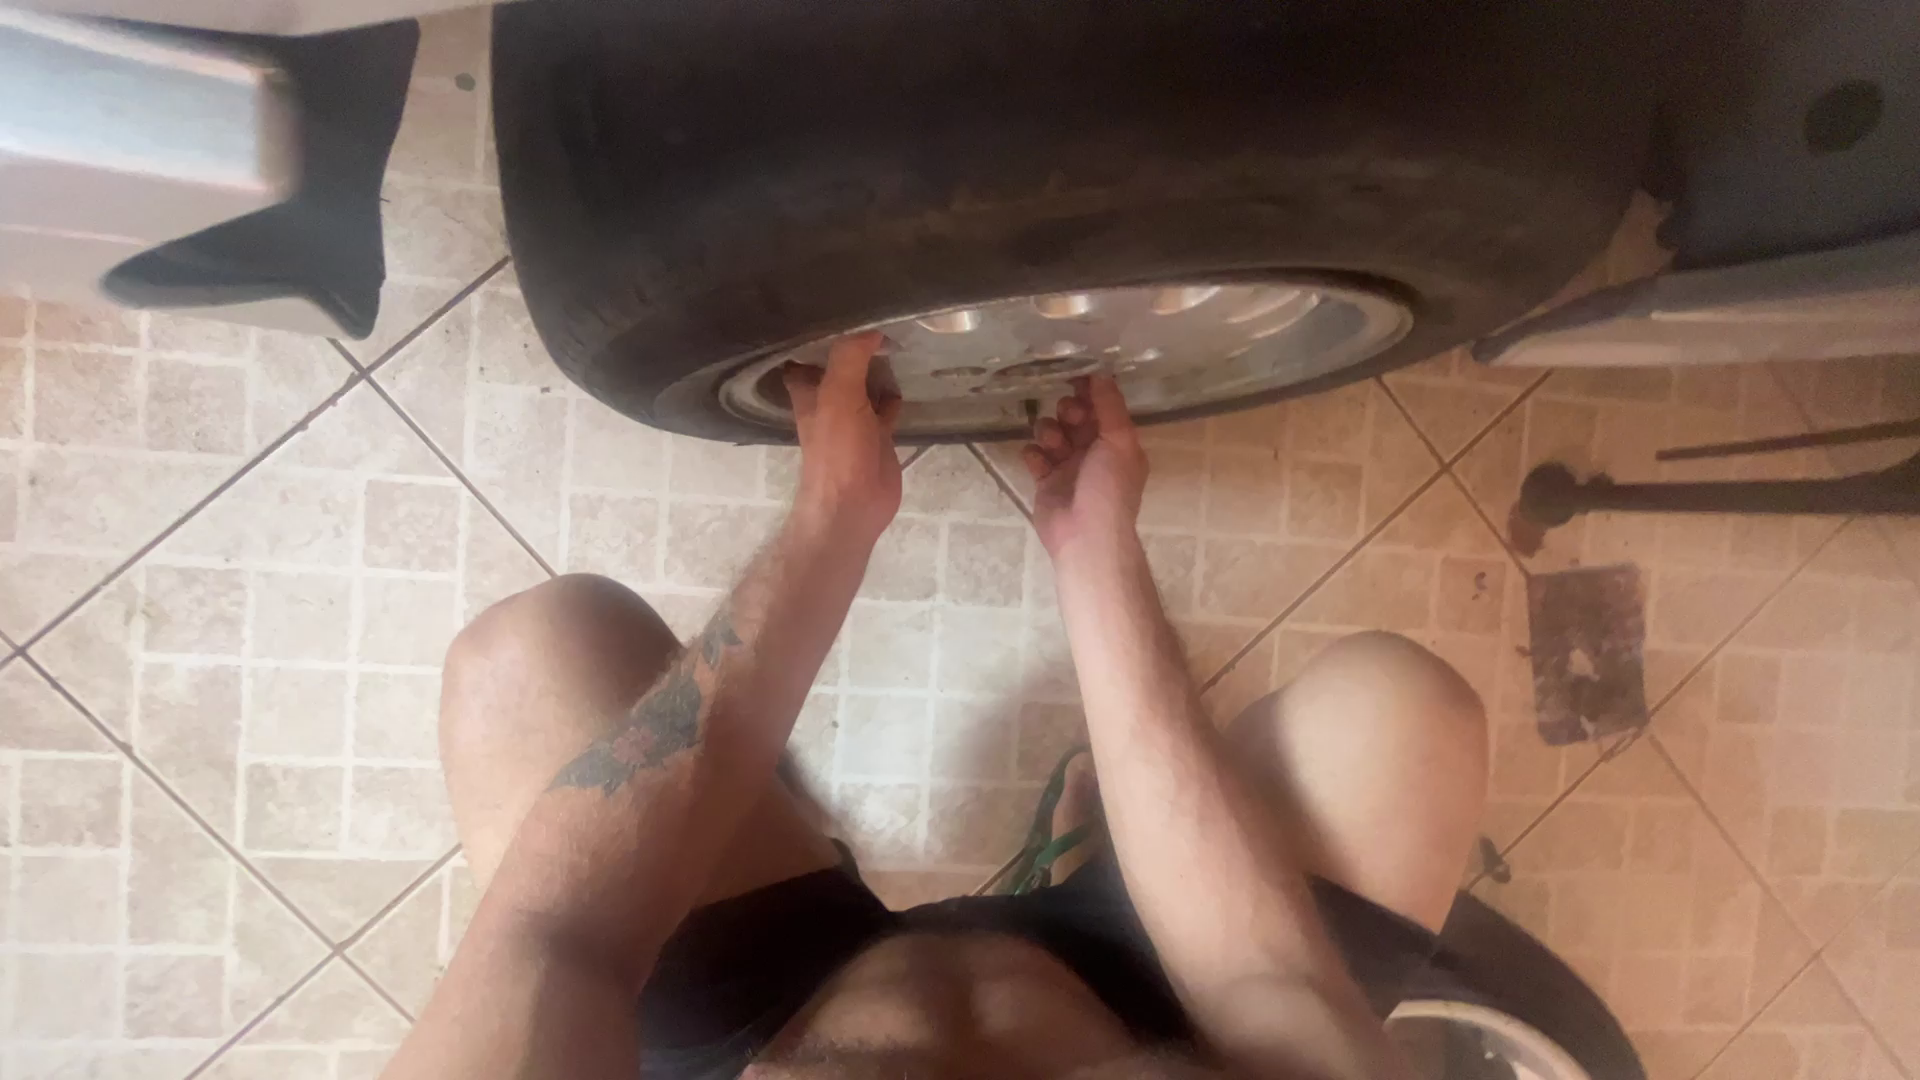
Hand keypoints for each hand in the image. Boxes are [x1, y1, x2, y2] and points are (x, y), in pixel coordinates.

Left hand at [784, 332, 902, 543]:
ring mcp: (854, 420)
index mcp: (809, 391)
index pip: (805, 354)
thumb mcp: (839, 394)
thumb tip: (872, 330)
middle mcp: (828, 402)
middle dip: (851, 346)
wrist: (854, 504)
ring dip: (876, 368)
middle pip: (838, 367)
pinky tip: (909, 377)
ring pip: (865, 385)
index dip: (815, 334)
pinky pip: (887, 408)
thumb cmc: (837, 450)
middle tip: (874, 315)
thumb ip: (850, 358)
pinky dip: (896, 395)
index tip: (835, 308)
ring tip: (896, 336)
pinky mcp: (878, 435)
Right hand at [1023, 375, 1148, 559]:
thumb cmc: (1108, 487)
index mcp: (1118, 443)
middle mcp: (1094, 453)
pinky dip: (1033, 454)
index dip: (1091, 392)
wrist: (1085, 535)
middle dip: (1068, 411)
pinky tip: (1036, 459)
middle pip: (1076, 418)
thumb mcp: (1119, 441)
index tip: (1076, 377)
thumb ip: (1110, 406)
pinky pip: (1035, 457)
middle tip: (1067, 415)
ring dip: (1049, 431)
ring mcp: (1068, 468)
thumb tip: (1102, 373)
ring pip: (1052, 434)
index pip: (1103, 408)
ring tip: (1052, 443)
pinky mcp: (1045, 482)